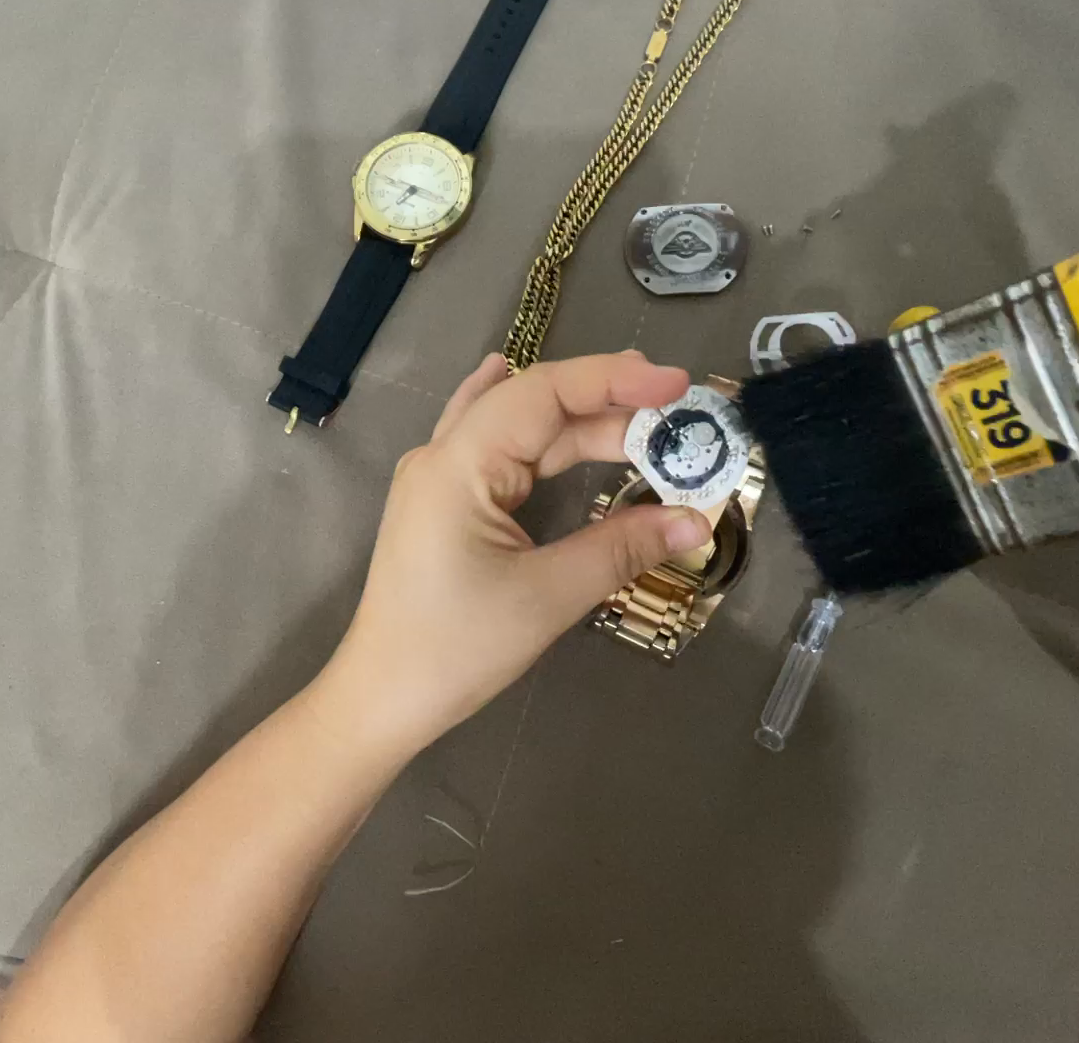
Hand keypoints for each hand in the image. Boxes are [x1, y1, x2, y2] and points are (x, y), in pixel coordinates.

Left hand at [310, 352, 710, 753]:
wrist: (384, 697)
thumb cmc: (456, 649)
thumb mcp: (546, 596)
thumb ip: (621, 548)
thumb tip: (695, 520)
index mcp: (458, 464)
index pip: (542, 393)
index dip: (612, 381)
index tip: (676, 383)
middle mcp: (442, 456)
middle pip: (532, 407)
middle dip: (606, 406)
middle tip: (675, 412)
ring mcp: (437, 478)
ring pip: (515, 428)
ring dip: (576, 420)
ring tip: (639, 408)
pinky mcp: (443, 504)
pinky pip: (491, 447)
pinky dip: (528, 427)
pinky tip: (524, 391)